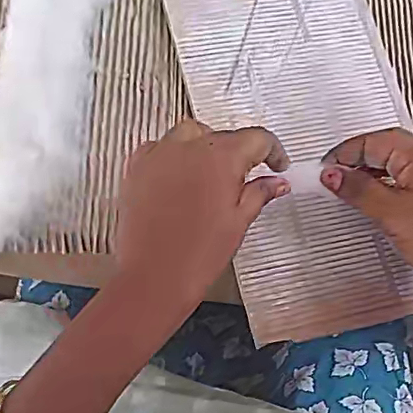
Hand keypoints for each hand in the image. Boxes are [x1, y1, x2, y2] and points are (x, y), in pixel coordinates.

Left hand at [115, 118, 287, 307]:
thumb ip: (259, 193)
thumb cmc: (194, 256)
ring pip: (187, 135)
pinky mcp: (136, 169)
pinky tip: (178, 180)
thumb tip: (274, 183)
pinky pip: (158, 149)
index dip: (273, 151)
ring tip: (209, 180)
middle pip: (220, 136)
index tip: (275, 163)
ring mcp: (159, 156)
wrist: (155, 276)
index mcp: (221, 157)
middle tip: (243, 180)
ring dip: (203, 150)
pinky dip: (171, 158)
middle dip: (236, 153)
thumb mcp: (238, 222)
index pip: (257, 139)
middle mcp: (188, 148)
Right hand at [319, 128, 412, 303]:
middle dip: (357, 159)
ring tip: (348, 191)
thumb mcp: (390, 211)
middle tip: (333, 177)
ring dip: (369, 175)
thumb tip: (334, 174)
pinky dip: (384, 190)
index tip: (326, 169)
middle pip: (387, 149)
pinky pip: (405, 186)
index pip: (376, 140)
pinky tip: (373, 205)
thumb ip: (358, 190)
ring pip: (396, 168)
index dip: (347, 152)